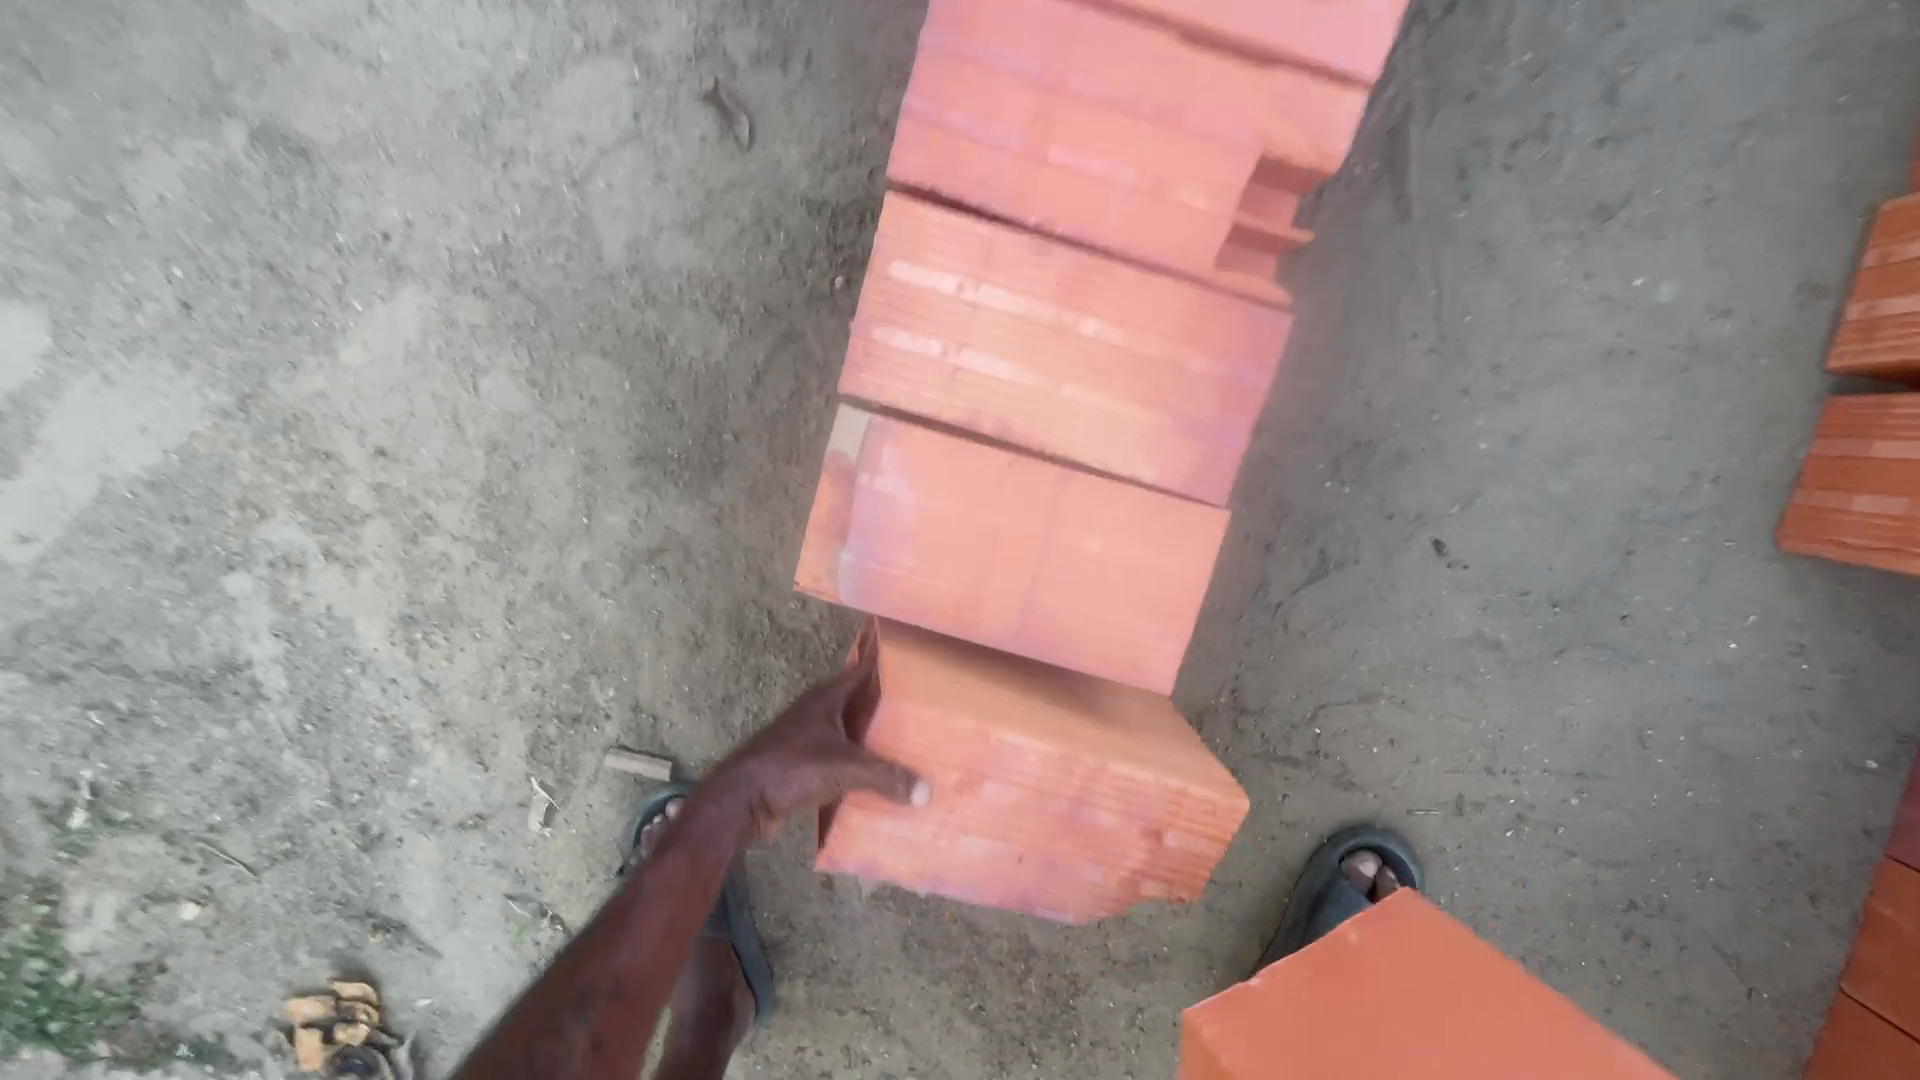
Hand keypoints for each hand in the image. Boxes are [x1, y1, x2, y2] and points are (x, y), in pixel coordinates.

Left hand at [707, 643, 927, 840]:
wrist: (742, 799)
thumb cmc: (791, 767)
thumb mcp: (845, 768)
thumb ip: (886, 776)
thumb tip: (926, 791)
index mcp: (827, 698)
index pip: (863, 670)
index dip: (885, 662)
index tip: (913, 657)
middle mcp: (817, 711)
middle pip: (858, 700)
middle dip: (885, 703)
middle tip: (922, 704)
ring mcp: (807, 737)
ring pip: (848, 730)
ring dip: (871, 735)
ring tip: (907, 740)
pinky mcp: (802, 764)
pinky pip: (839, 757)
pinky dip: (857, 762)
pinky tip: (877, 775)